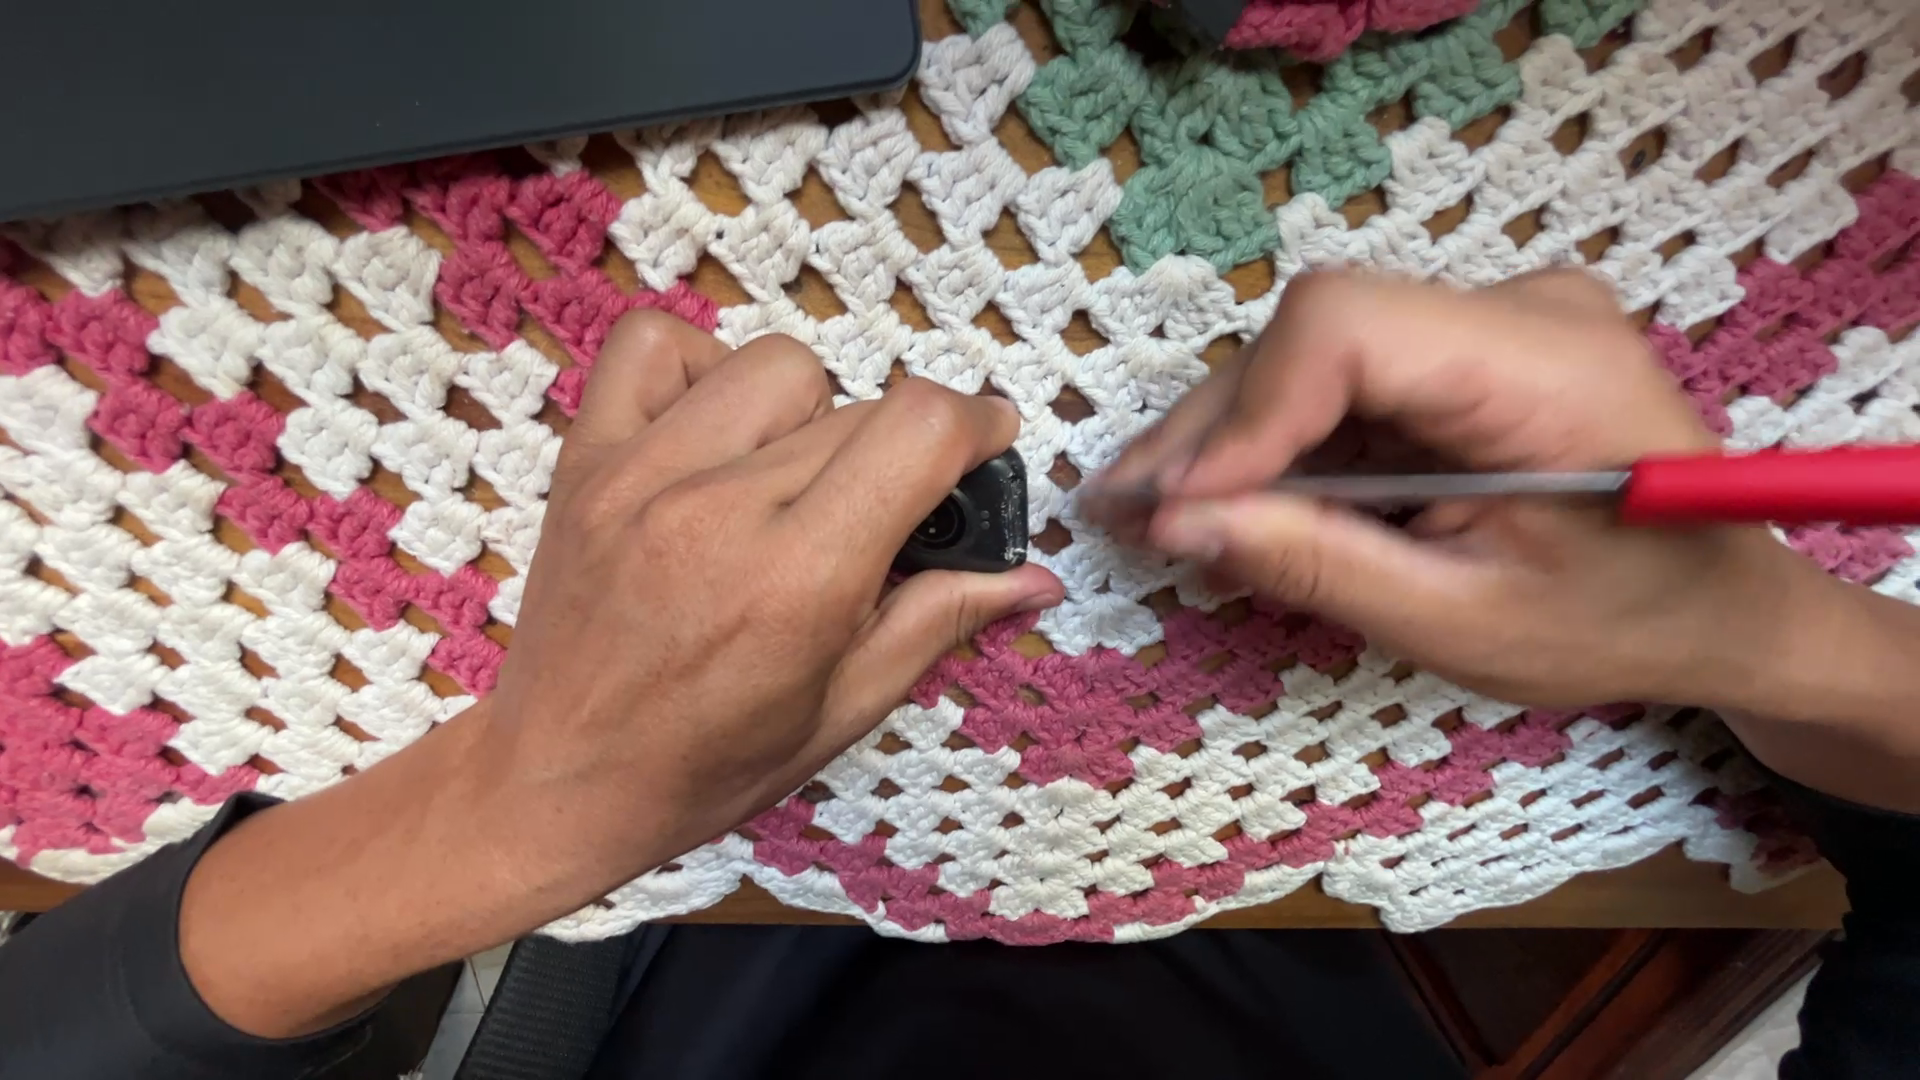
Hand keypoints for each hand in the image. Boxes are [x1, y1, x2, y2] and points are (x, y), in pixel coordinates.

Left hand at [479, 312, 1062, 880]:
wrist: (556, 779)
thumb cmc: (717, 762)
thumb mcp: (849, 706)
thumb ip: (944, 619)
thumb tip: (1037, 577)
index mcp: (800, 579)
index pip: (918, 432)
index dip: (977, 421)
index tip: (989, 440)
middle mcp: (720, 507)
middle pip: (862, 409)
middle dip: (905, 446)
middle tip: (888, 506)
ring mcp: (640, 473)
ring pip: (777, 365)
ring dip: (817, 410)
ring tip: (800, 475)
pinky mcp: (585, 459)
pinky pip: (656, 345)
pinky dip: (704, 371)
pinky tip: (718, 435)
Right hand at [1087, 269, 1835, 710]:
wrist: (1713, 605)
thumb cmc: (1617, 626)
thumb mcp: (1457, 622)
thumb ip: (1313, 566)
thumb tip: (1172, 527)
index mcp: (1545, 368)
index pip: (1346, 327)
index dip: (1243, 414)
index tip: (1176, 507)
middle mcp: (1503, 313)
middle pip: (1300, 346)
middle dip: (1202, 438)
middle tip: (1118, 513)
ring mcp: (1468, 327)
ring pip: (1292, 367)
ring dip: (1212, 446)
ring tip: (1144, 515)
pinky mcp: (1436, 359)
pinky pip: (1316, 392)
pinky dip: (1254, 453)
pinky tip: (1209, 503)